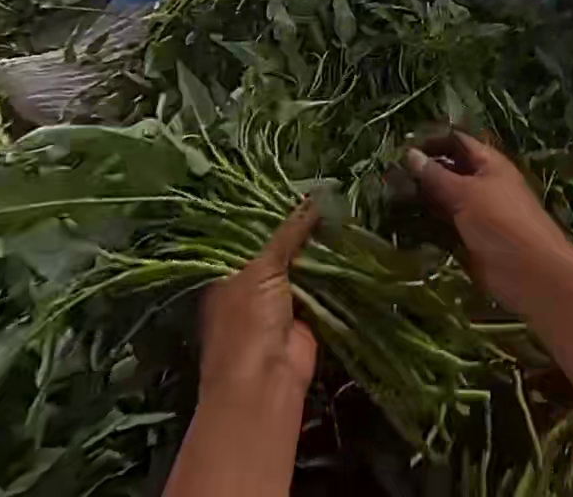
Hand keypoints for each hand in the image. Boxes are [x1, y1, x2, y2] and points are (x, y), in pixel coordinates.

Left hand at [197, 202, 320, 408]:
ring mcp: (276, 303)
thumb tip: (313, 199)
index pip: (247, 235)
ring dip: (316, 249)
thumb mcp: (263, 267)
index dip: (269, 215)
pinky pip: (318, 287)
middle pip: (276, 250)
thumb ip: (288, 233)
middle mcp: (249, 286)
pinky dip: (330, 271)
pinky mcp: (303, 318)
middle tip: (322, 197)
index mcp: (226, 273)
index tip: (293, 190)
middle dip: (297, 231)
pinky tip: (346, 243)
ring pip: (299, 267)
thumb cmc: (248, 320)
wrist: (266, 382)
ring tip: (339, 211)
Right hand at [405, 128, 572, 316]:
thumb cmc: (501, 222)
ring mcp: (478, 211)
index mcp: (489, 164)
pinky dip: (427, 219)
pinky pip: (445, 221)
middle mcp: (483, 183)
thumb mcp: (466, 193)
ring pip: (445, 196)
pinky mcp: (472, 236)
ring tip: (392, 194)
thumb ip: (436, 175)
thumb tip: (410, 154)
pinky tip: (405, 219)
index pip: (457, 142)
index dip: (432, 141)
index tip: (403, 147)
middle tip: (391, 172)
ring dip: (423, 195)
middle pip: (450, 169)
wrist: (532, 273)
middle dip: (424, 169)